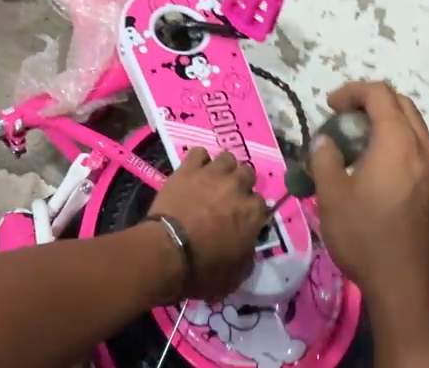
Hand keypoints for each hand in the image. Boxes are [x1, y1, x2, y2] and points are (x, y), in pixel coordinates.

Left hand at [146, 148, 268, 302]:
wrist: (167, 252)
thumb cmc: (203, 270)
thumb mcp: (236, 276)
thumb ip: (247, 256)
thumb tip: (247, 247)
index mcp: (252, 213)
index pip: (262, 204)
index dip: (252, 212)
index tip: (244, 221)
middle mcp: (237, 187)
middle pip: (247, 173)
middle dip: (241, 184)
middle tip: (229, 198)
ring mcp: (212, 173)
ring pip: (227, 158)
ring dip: (224, 169)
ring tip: (214, 181)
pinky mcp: (188, 168)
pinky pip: (199, 153)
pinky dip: (199, 161)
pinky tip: (194, 172)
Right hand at [309, 82, 428, 362]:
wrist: (408, 291)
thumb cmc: (366, 238)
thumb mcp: (331, 196)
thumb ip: (324, 158)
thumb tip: (326, 141)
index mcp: (398, 143)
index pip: (379, 94)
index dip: (351, 91)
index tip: (329, 106)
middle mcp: (423, 150)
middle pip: (401, 104)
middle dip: (370, 102)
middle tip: (343, 118)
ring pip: (413, 127)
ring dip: (385, 123)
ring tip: (356, 144)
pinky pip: (418, 150)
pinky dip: (396, 144)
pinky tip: (375, 170)